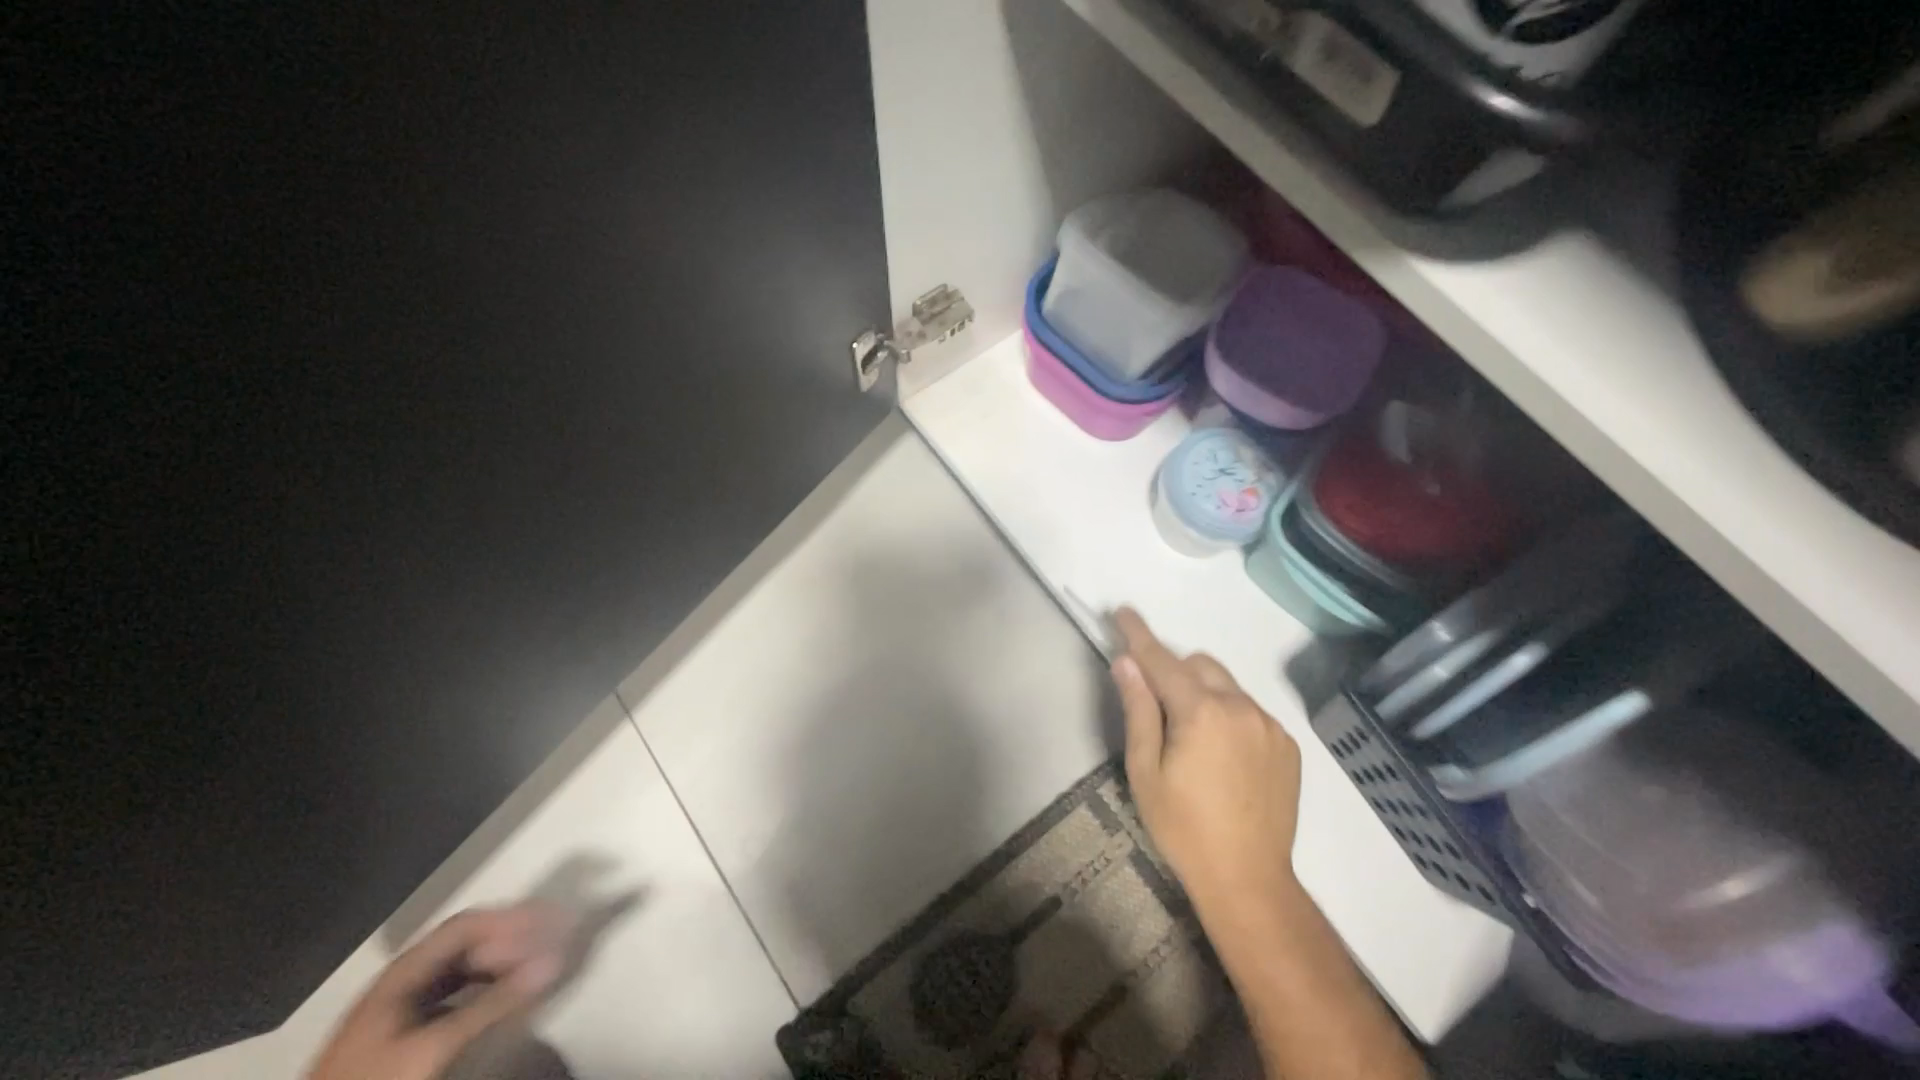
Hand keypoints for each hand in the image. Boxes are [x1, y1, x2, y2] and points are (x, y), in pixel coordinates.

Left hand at [307, 904, 566, 1079]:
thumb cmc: (378, 1076)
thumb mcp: (436, 1042)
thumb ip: (493, 1003)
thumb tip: (551, 962)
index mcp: (407, 969)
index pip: (468, 925)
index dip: (512, 918)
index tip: (553, 920)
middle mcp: (407, 976)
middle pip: (467, 941)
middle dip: (513, 935)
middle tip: (555, 936)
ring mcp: (406, 1002)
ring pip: (465, 966)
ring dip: (503, 959)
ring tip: (539, 962)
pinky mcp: (410, 1028)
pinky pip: (460, 990)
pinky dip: (489, 984)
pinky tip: (507, 994)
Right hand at [1110, 608, 1301, 910]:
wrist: (1248, 878)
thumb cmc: (1182, 827)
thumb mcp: (1145, 771)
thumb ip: (1139, 710)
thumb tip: (1127, 663)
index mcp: (1201, 712)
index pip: (1162, 660)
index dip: (1138, 635)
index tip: (1123, 612)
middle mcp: (1241, 706)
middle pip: (1199, 665)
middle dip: (1173, 671)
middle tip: (1155, 705)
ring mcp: (1270, 725)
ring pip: (1227, 686)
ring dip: (1203, 693)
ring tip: (1192, 739)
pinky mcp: (1287, 745)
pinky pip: (1251, 711)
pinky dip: (1229, 716)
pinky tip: (1223, 757)